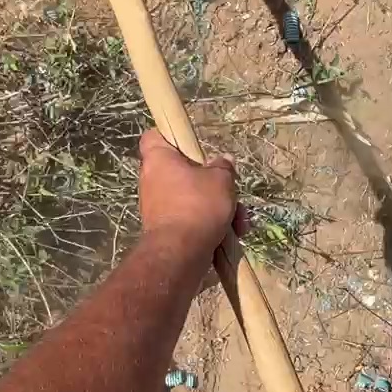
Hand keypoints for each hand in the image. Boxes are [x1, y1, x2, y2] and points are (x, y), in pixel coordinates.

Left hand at [137, 129, 237, 257]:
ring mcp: (158, 207)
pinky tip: (231, 236)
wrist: (180, 255)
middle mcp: (153, 181)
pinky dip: (209, 225)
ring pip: (192, 198)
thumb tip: (223, 161)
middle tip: (230, 192)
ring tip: (239, 223)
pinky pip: (190, 219)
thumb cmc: (197, 206)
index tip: (192, 144)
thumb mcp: (221, 180)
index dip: (172, 136)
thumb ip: (223, 167)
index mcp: (158, 160)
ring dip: (218, 208)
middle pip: (185, 172)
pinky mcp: (166, 229)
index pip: (154, 136)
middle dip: (213, 184)